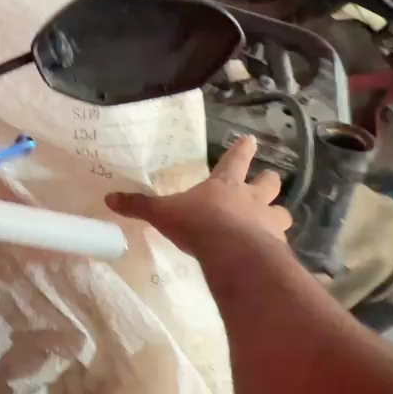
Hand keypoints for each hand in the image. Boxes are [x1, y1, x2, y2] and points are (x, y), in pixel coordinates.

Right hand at [106, 135, 291, 262]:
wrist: (233, 254)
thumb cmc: (198, 223)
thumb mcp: (162, 213)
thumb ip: (139, 205)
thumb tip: (109, 198)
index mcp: (224, 185)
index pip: (234, 160)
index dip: (242, 150)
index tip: (251, 139)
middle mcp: (252, 200)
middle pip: (268, 184)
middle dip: (268, 181)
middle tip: (269, 179)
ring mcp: (269, 224)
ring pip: (283, 213)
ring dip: (278, 214)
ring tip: (274, 219)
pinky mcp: (277, 248)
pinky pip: (281, 244)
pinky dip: (277, 246)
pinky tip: (272, 253)